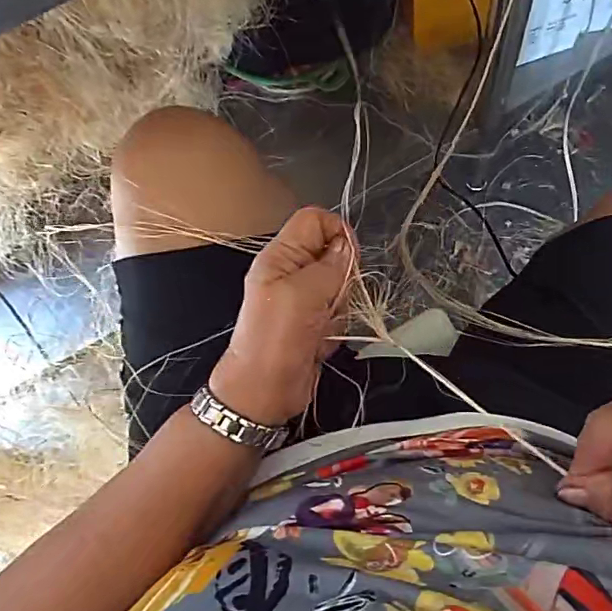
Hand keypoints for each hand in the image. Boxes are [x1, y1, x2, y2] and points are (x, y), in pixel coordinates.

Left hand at [208, 206, 354, 425]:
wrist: (264, 391)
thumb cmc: (275, 339)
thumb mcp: (302, 295)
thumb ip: (329, 265)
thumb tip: (347, 246)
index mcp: (280, 256)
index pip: (314, 220)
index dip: (337, 232)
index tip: (347, 260)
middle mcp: (292, 272)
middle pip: (334, 252)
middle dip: (342, 276)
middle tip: (328, 300)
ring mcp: (304, 298)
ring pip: (342, 284)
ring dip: (341, 305)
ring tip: (323, 324)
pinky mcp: (315, 321)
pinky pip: (340, 310)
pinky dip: (338, 325)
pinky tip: (323, 339)